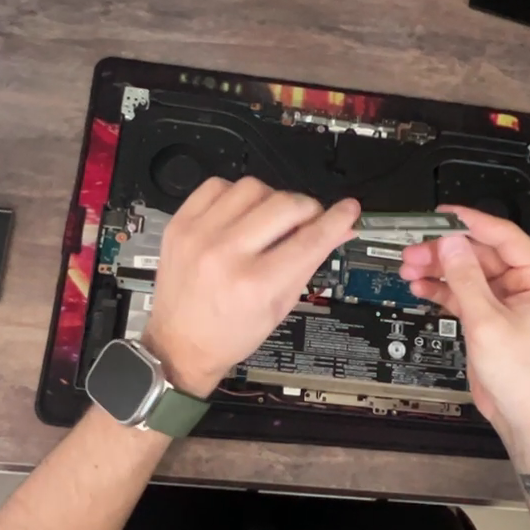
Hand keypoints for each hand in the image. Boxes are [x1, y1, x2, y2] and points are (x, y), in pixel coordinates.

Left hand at [142, 177, 359, 397]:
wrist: (180, 344)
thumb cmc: (230, 334)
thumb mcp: (280, 306)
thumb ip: (311, 262)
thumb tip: (340, 230)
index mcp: (255, 285)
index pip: (309, 240)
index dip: (335, 220)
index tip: (348, 209)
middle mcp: (225, 255)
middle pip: (285, 204)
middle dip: (307, 209)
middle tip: (308, 221)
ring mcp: (199, 236)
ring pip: (253, 187)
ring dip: (271, 200)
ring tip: (269, 221)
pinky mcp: (180, 225)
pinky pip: (217, 186)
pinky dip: (236, 195)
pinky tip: (240, 215)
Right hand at [397, 206, 529, 433]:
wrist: (517, 410)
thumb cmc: (519, 373)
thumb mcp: (487, 321)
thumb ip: (465, 279)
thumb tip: (450, 243)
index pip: (503, 236)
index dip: (470, 223)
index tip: (442, 214)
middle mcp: (524, 282)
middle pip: (478, 252)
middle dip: (445, 251)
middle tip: (414, 249)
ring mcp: (504, 297)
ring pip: (465, 270)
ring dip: (437, 268)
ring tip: (409, 267)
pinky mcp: (486, 312)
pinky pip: (460, 291)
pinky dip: (440, 288)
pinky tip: (419, 285)